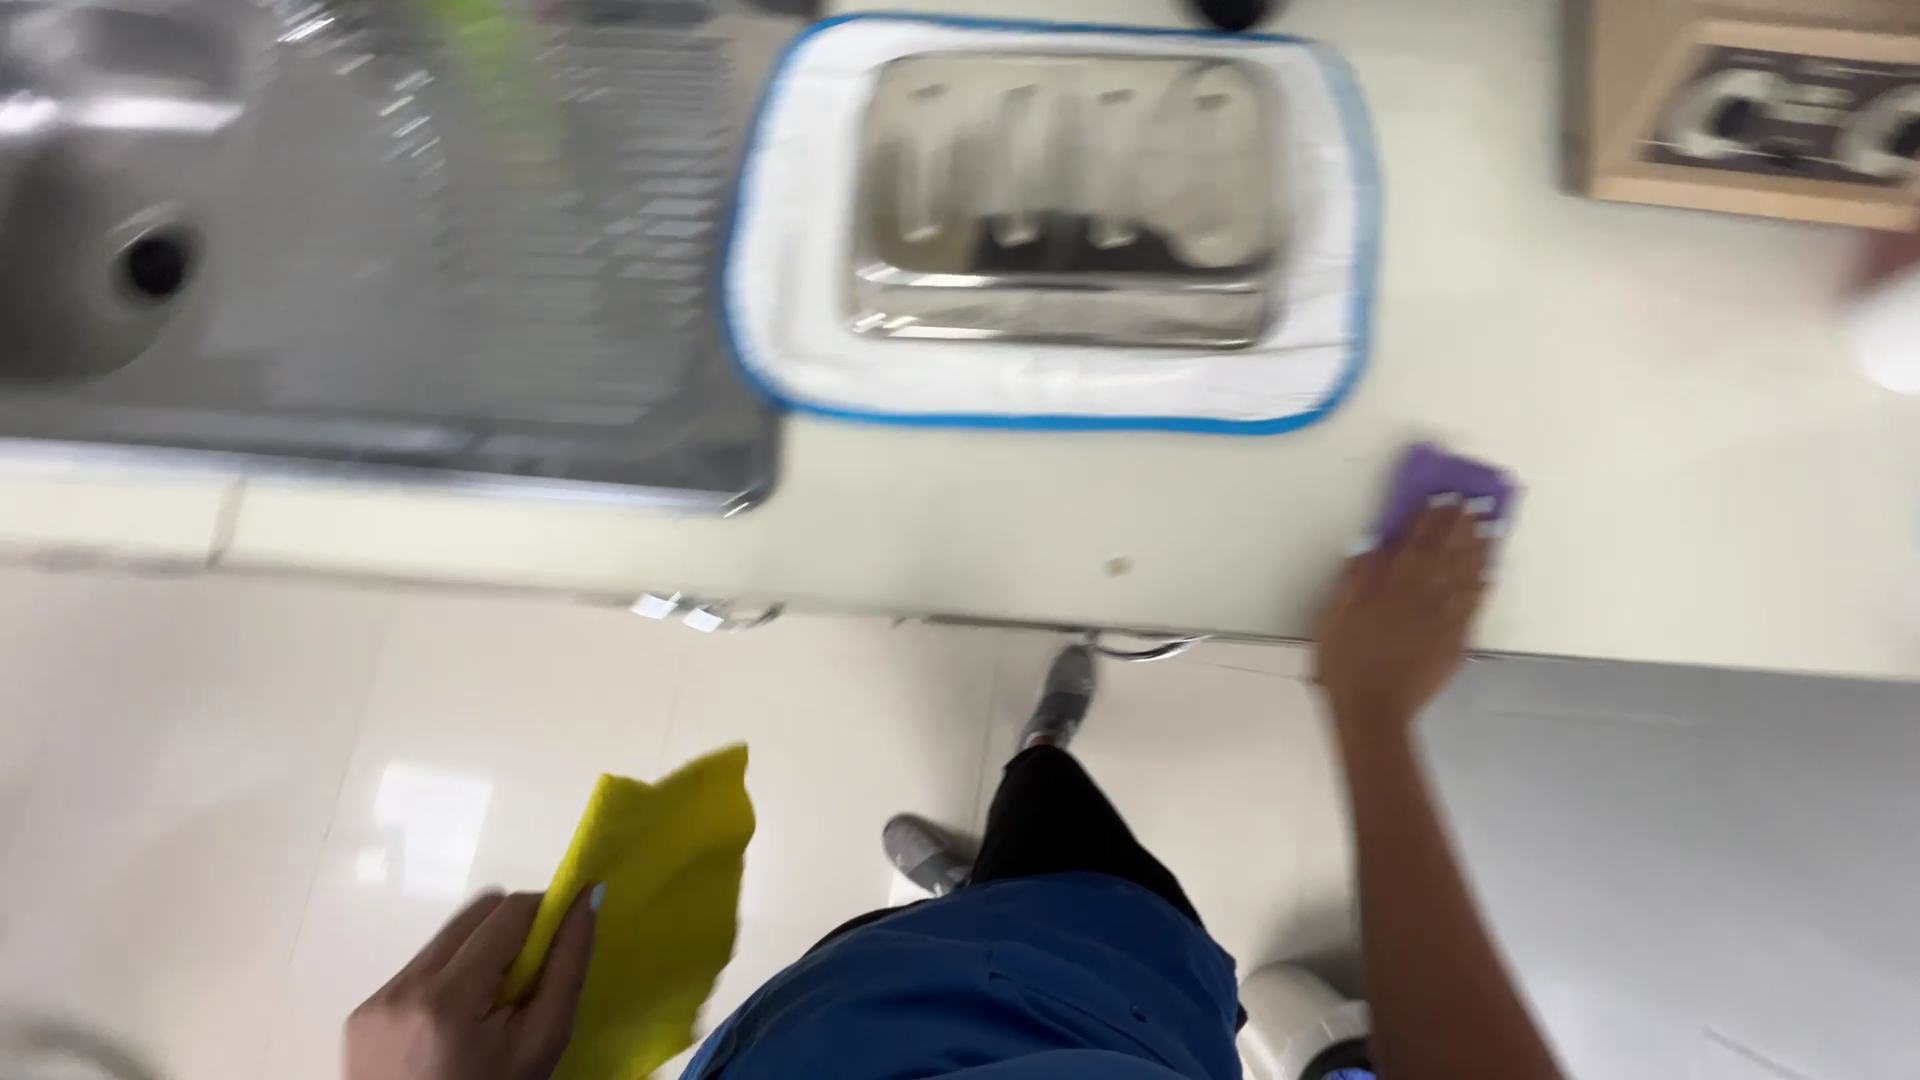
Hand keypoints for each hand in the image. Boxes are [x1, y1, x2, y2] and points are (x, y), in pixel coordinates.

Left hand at [345, 888, 598, 1079]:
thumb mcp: (544, 1039)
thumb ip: (570, 962)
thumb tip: (591, 894)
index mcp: (444, 999)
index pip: (510, 911)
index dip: (545, 913)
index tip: (561, 942)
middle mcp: (400, 989)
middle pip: (477, 912)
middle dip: (514, 929)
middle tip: (530, 975)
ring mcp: (375, 1000)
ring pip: (451, 934)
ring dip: (483, 950)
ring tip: (492, 1003)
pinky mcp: (361, 1012)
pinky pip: (425, 963)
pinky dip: (454, 973)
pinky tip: (458, 1019)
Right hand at [1315, 501, 1495, 735]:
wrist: (1373, 710)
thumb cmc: (1344, 662)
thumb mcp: (1333, 617)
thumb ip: (1354, 580)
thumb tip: (1371, 545)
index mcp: (1391, 589)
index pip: (1415, 545)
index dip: (1429, 519)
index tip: (1440, 497)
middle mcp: (1424, 598)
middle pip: (1445, 555)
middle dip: (1458, 526)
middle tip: (1470, 502)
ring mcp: (1445, 620)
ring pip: (1466, 576)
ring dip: (1477, 548)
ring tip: (1486, 525)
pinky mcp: (1456, 641)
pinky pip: (1475, 605)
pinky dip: (1484, 584)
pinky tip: (1489, 571)